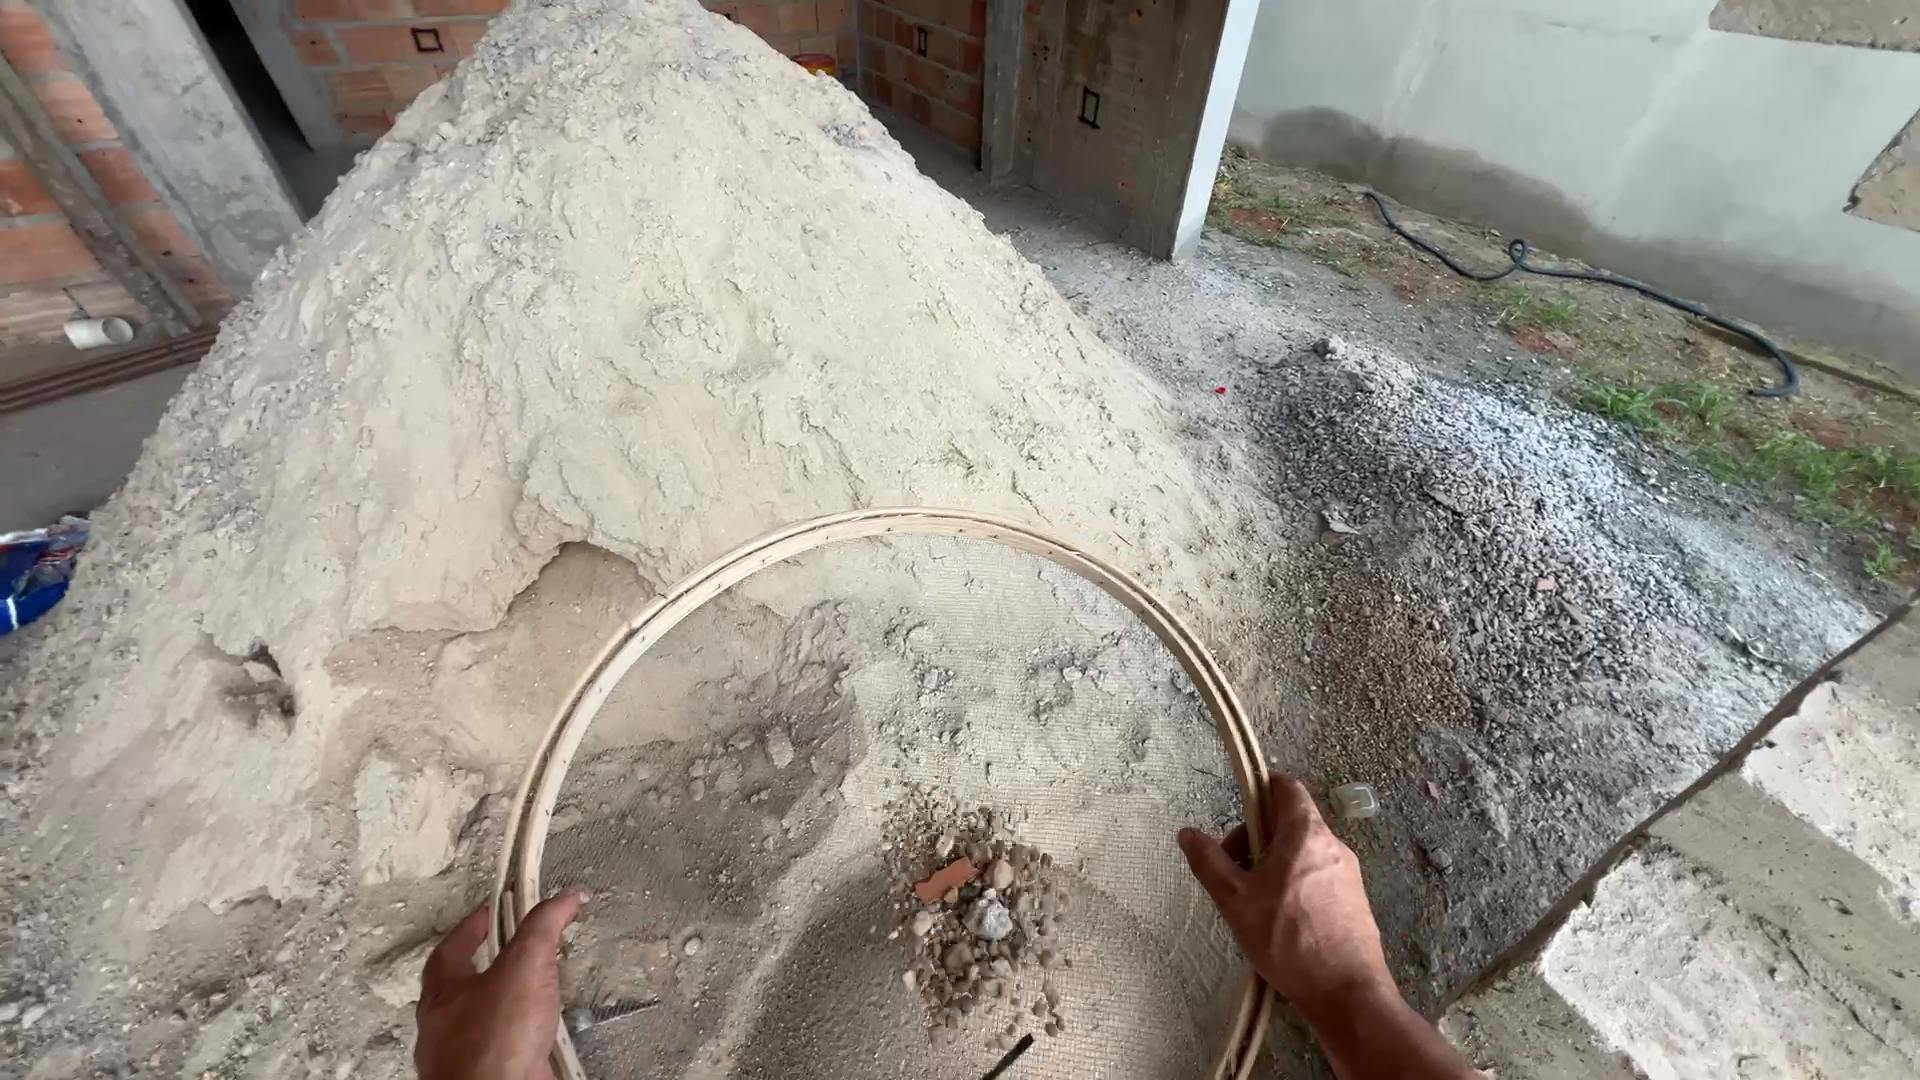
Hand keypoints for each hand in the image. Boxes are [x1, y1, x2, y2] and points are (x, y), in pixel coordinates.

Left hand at [415, 889, 586, 1079]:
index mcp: (443, 996)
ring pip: (488, 1017)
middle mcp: (445, 1028)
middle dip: (499, 962)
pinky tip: (551, 1026)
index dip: (475, 925)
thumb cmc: (496, 1039)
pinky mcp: (492, 1075)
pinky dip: (531, 1030)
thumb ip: (544, 925)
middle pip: (467, 984)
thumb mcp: (525, 963)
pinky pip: (511, 1044)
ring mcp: (465, 1057)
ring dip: (518, 998)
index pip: (451, 949)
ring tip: (549, 984)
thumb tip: (566, 897)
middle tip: (529, 945)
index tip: (497, 908)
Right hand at [1178, 777, 1393, 1016]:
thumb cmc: (1289, 939)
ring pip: (1302, 851)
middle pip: (1289, 822)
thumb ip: (1208, 861)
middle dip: (1256, 837)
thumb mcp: (1235, 899)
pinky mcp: (1355, 902)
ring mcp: (1348, 875)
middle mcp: (1333, 846)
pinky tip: (1280, 919)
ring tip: (1254, 900)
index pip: (1286, 787)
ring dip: (1273, 862)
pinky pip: (1318, 875)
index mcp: (1306, 834)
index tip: (1239, 808)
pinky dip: (1294, 882)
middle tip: (1235, 869)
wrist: (1349, 997)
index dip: (1261, 788)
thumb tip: (1187, 833)